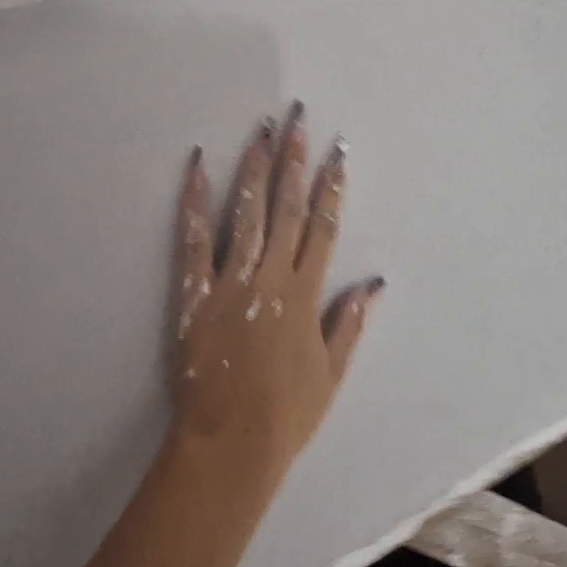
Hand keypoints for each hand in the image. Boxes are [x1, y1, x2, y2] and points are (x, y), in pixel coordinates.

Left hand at [171, 102, 383, 469]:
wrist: (230, 445)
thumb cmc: (285, 415)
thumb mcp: (331, 374)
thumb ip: (349, 324)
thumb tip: (373, 283)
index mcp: (305, 295)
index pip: (323, 228)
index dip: (331, 187)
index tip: (338, 152)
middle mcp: (271, 278)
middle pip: (287, 208)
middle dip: (294, 161)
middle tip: (297, 120)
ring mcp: (230, 282)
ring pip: (246, 214)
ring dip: (254, 169)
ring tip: (261, 131)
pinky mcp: (193, 294)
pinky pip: (193, 241)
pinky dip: (194, 202)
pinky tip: (198, 167)